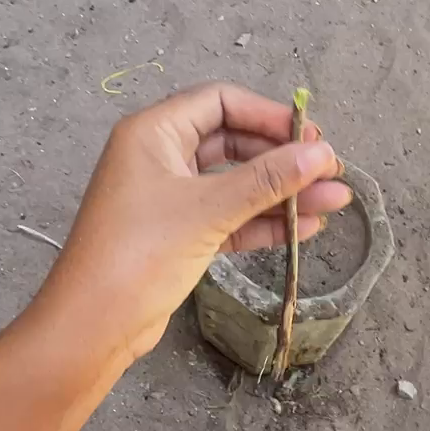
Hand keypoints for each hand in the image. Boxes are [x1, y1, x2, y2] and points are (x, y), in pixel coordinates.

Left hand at [33, 82, 351, 364]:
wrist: (94, 326)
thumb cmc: (140, 253)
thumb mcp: (207, 210)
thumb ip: (266, 180)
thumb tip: (321, 154)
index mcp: (154, 132)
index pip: (221, 103)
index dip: (269, 115)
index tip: (312, 137)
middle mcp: (161, 157)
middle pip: (233, 142)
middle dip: (282, 157)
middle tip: (329, 169)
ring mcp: (171, 197)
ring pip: (236, 183)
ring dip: (282, 192)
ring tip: (335, 200)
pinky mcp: (180, 234)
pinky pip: (230, 216)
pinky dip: (263, 221)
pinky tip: (306, 227)